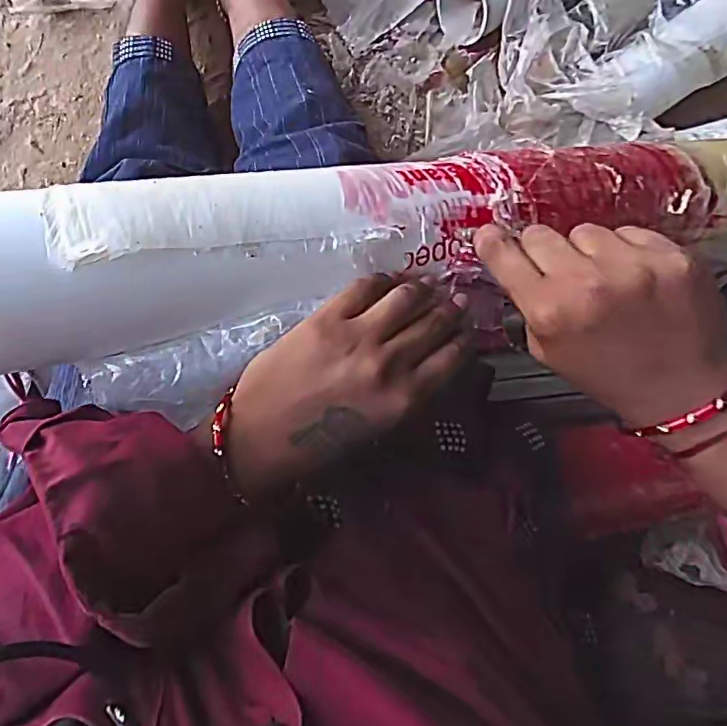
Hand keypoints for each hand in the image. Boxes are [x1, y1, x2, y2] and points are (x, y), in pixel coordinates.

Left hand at [215, 275, 470, 499]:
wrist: (260, 434)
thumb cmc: (316, 444)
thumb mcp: (376, 429)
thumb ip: (405, 395)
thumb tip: (426, 364)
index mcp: (404, 399)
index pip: (451, 358)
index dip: (464, 338)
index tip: (466, 328)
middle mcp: (388, 364)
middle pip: (434, 323)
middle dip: (450, 309)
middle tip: (455, 299)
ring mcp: (356, 337)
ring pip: (406, 299)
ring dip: (422, 289)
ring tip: (426, 286)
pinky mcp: (326, 319)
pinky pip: (365, 288)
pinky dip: (383, 281)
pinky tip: (388, 282)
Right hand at [475, 223, 726, 427]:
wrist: (683, 389)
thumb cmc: (606, 374)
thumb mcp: (547, 351)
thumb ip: (527, 307)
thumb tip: (514, 266)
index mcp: (549, 310)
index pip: (505, 255)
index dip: (493, 242)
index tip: (489, 233)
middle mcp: (586, 281)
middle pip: (540, 235)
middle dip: (541, 250)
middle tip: (557, 269)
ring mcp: (633, 264)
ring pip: (585, 231)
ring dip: (587, 250)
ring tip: (603, 276)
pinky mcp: (671, 256)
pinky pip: (630, 233)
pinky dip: (626, 250)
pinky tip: (634, 275)